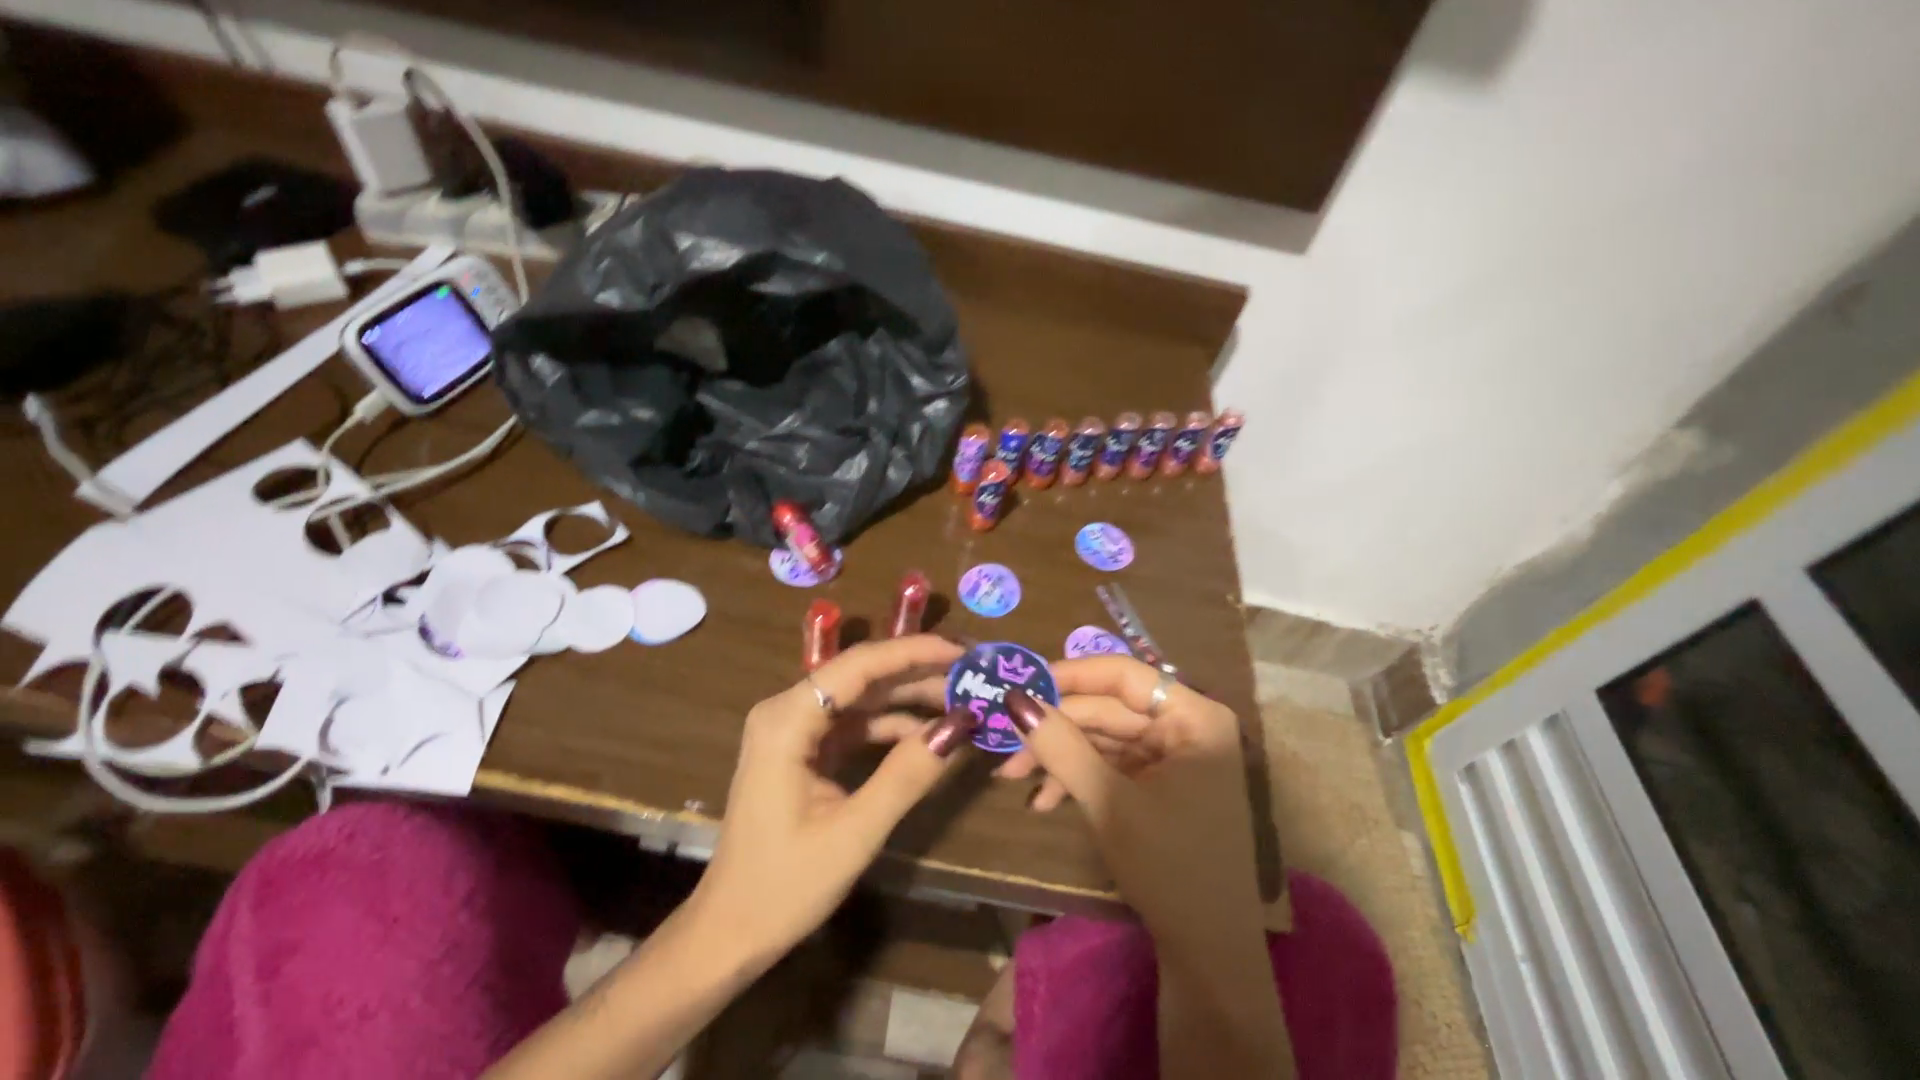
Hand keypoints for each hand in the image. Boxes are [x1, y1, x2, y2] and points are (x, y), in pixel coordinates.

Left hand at [690, 635, 977, 966]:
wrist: (731, 930)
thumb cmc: (786, 885)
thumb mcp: (856, 831)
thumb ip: (908, 774)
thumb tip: (963, 723)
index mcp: (787, 721)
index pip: (859, 665)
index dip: (915, 652)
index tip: (965, 652)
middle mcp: (785, 712)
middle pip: (861, 676)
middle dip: (919, 673)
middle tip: (975, 676)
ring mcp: (792, 732)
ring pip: (860, 699)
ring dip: (909, 700)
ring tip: (965, 701)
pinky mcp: (802, 753)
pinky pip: (852, 726)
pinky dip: (891, 728)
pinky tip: (930, 735)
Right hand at [1003, 657, 1264, 942]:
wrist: (1208, 947)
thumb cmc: (1169, 865)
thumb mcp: (1109, 801)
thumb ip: (1061, 746)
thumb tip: (1013, 699)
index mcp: (1195, 718)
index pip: (1124, 675)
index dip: (1069, 676)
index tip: (1018, 684)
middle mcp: (1189, 727)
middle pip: (1110, 709)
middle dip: (1055, 728)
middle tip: (1002, 741)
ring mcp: (1176, 758)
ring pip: (1105, 738)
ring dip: (1060, 756)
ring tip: (1011, 777)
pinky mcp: (1162, 785)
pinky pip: (1113, 765)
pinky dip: (1079, 778)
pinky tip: (1043, 801)